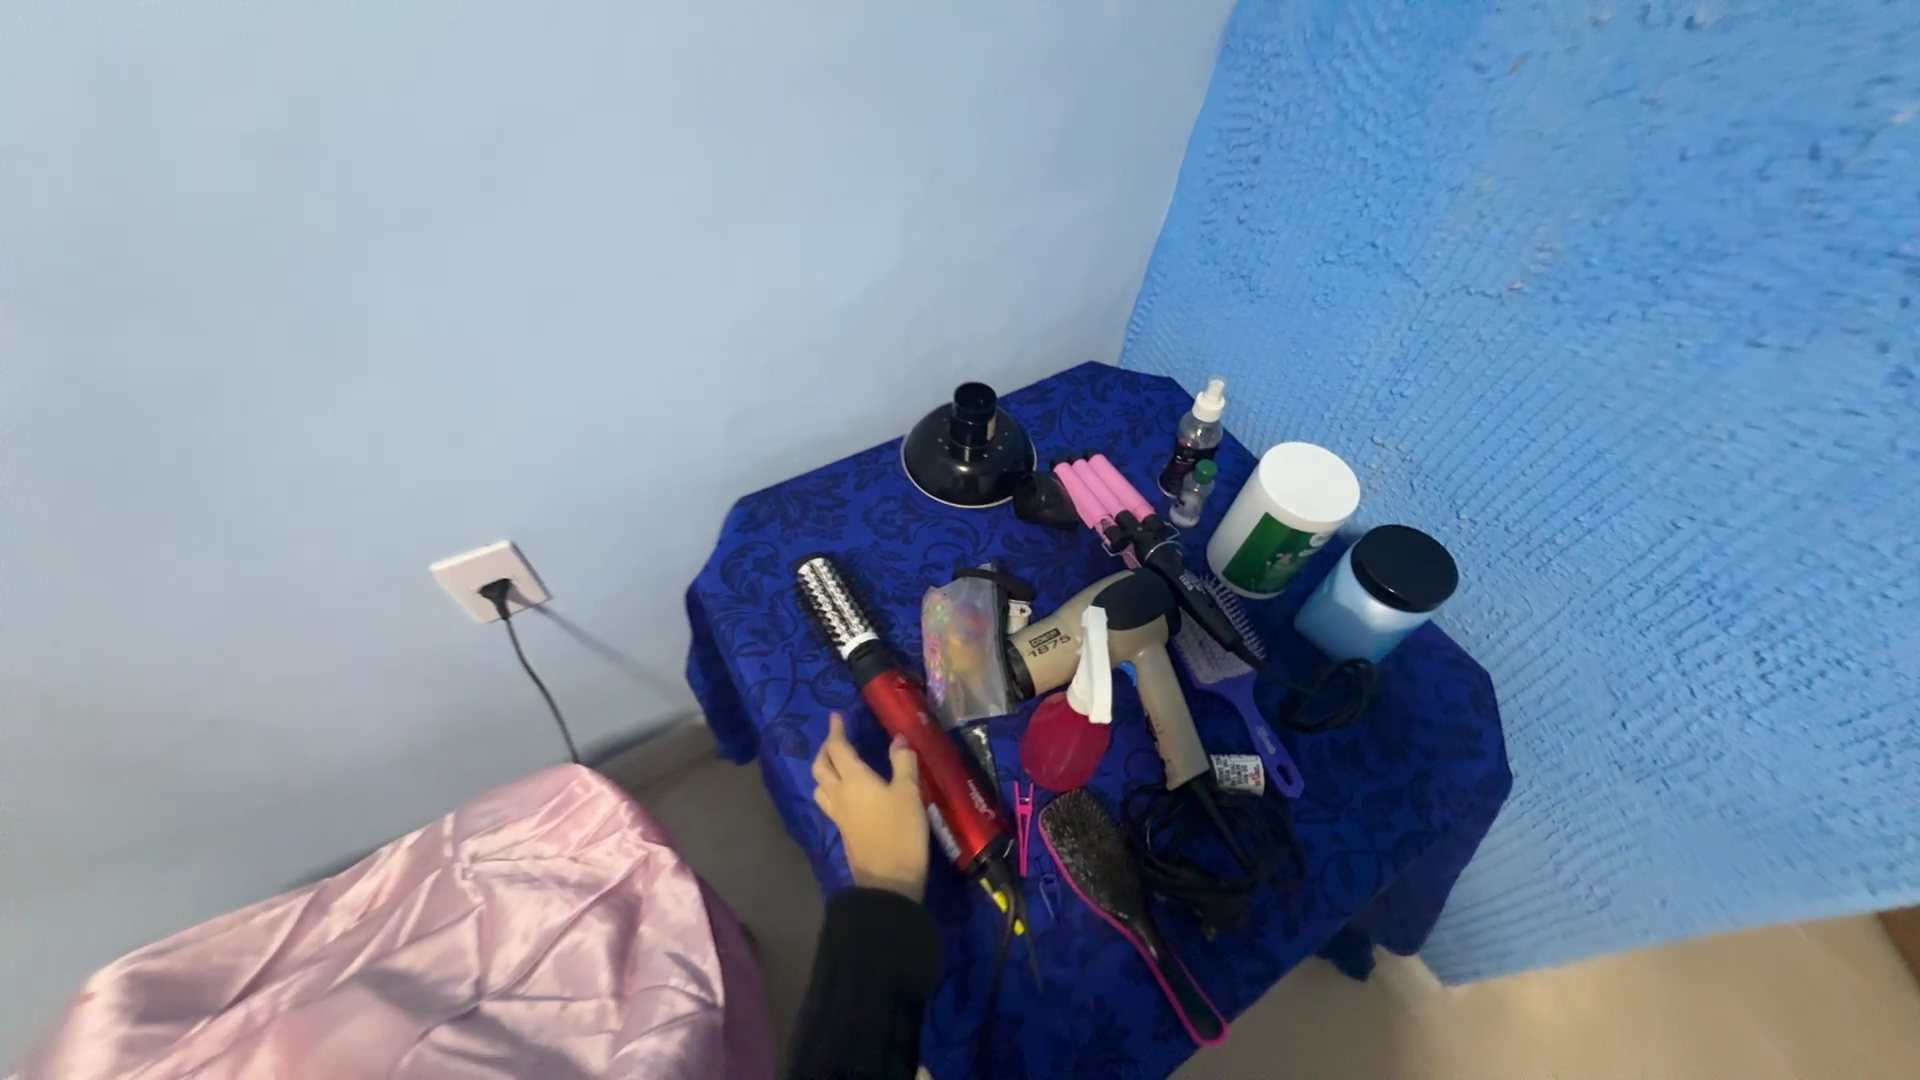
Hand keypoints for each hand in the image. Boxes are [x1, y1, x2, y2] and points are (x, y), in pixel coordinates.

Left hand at [811, 712, 929, 901]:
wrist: (888, 882)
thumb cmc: (900, 831)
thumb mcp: (909, 792)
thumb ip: (903, 762)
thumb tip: (898, 738)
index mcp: (853, 779)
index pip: (838, 749)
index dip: (836, 731)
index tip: (836, 716)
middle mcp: (839, 794)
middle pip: (821, 766)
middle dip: (826, 748)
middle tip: (837, 737)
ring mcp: (838, 815)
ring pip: (820, 785)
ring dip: (824, 770)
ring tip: (836, 764)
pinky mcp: (843, 831)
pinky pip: (828, 801)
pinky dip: (831, 788)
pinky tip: (845, 792)